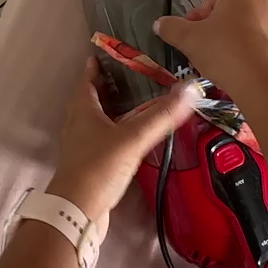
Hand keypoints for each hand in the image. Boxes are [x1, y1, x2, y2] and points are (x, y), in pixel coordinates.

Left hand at [47, 57, 202, 224]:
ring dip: (107, 110)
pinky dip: (110, 132)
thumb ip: (161, 116)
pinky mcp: (87, 165)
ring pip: (92, 120)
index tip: (103, 55)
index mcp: (83, 109)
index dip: (94, 67)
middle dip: (103, 87)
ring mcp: (80, 146)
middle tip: (123, 77)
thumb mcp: (133, 138)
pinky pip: (98, 139)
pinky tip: (126, 138)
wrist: (77, 212)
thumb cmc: (99, 166)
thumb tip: (190, 89)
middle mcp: (77, 124)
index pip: (87, 80)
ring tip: (128, 104)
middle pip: (88, 99)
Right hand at [153, 0, 267, 105]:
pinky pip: (262, 47)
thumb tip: (160, 23)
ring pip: (247, 31)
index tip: (190, 41)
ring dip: (233, 44)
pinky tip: (241, 73)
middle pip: (230, 15)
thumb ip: (171, 28)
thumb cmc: (225, 53)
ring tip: (222, 66)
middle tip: (203, 54)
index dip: (196, 21)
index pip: (211, 1)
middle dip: (215, 33)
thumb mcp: (189, 39)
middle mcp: (264, 1)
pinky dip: (250, 56)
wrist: (266, 86)